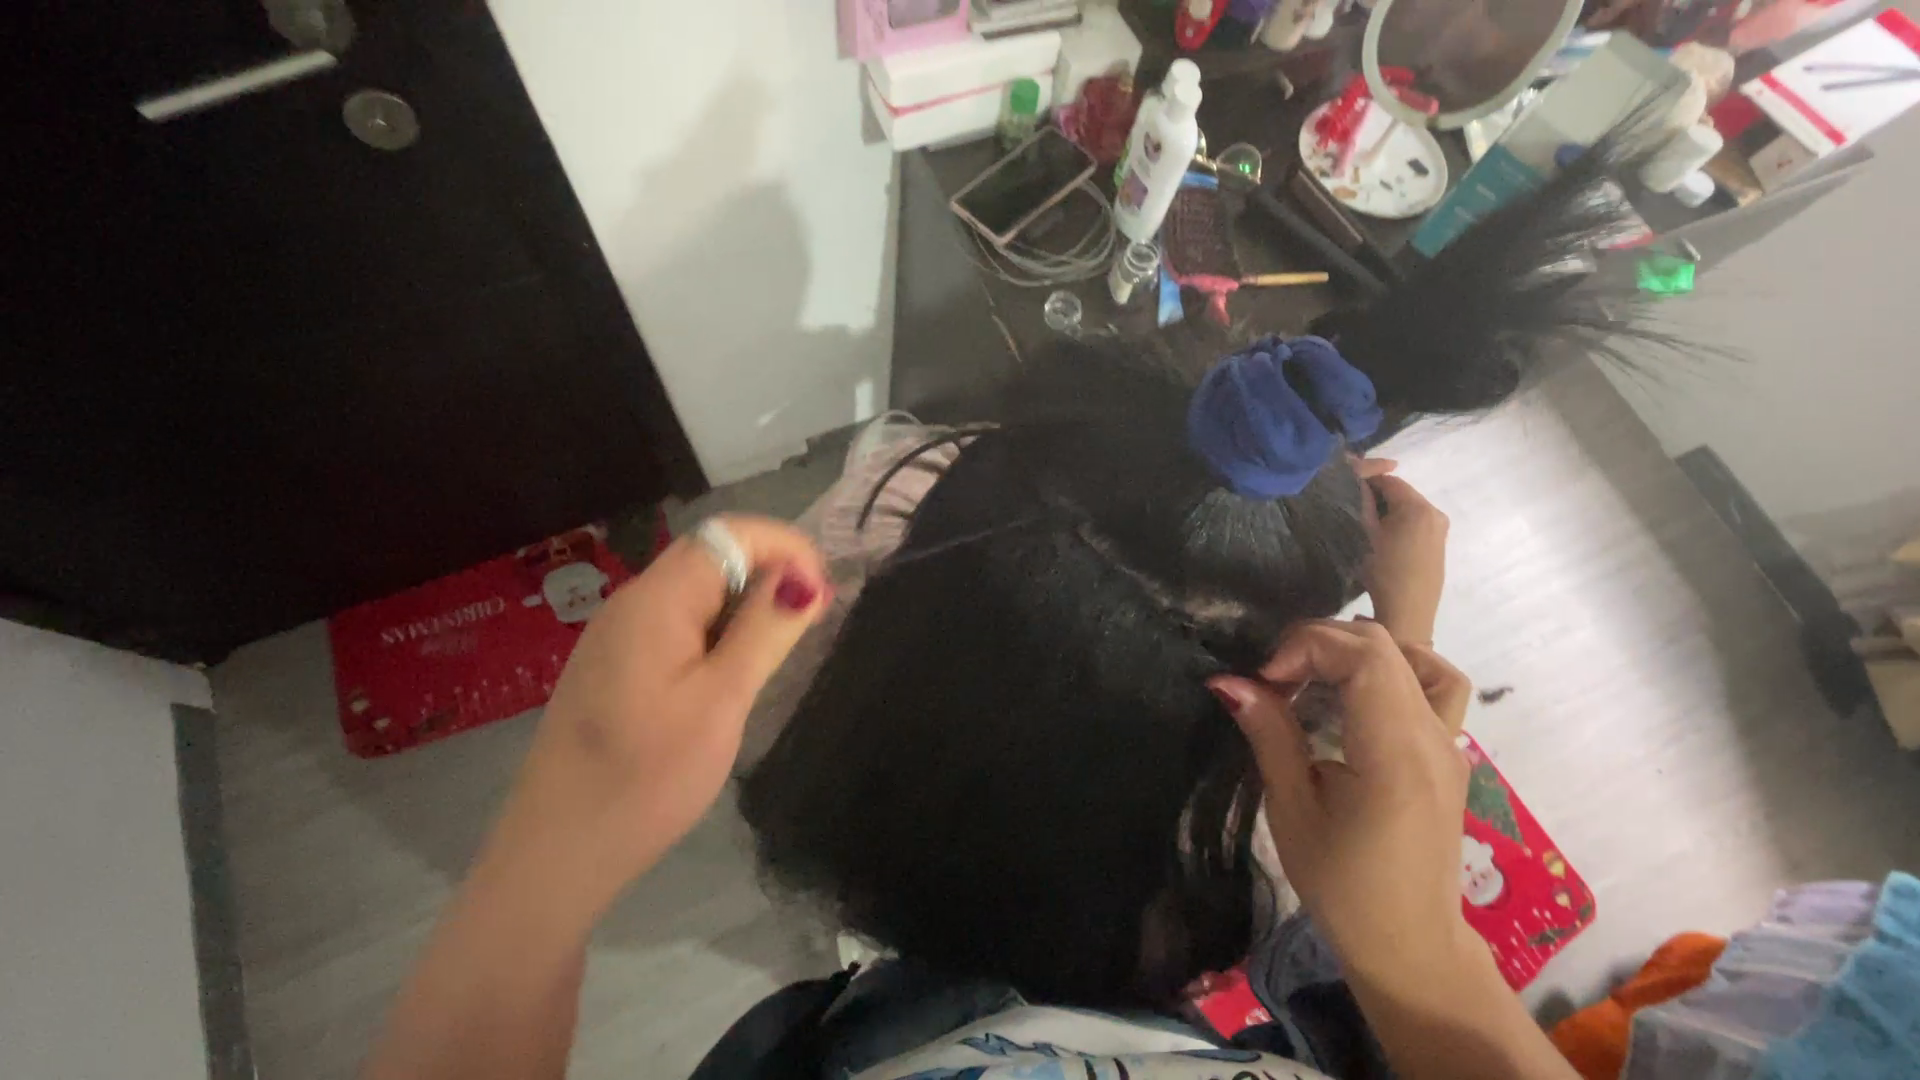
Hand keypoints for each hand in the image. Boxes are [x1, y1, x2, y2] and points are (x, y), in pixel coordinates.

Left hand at [488, 516, 830, 907]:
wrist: (558, 853)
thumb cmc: (647, 780)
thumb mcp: (721, 702)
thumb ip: (763, 631)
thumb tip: (806, 575)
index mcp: (655, 602)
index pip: (728, 534)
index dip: (785, 547)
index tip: (823, 593)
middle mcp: (631, 603)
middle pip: (710, 556)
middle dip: (769, 573)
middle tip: (810, 623)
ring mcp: (617, 634)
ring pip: (695, 590)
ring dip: (746, 604)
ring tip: (779, 650)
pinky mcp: (615, 665)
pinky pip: (676, 622)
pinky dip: (717, 630)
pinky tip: (731, 673)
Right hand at [1210, 620, 1472, 988]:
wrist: (1410, 941)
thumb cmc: (1342, 885)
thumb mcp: (1292, 809)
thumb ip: (1269, 734)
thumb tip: (1228, 681)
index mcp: (1395, 754)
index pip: (1365, 656)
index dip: (1308, 646)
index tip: (1266, 677)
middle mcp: (1433, 737)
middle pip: (1384, 647)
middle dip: (1319, 644)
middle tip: (1276, 678)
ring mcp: (1450, 742)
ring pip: (1414, 657)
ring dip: (1355, 651)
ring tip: (1313, 677)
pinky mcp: (1449, 750)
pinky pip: (1432, 684)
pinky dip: (1394, 667)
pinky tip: (1357, 691)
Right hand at [1359, 468, 1448, 644]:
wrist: (1408, 610)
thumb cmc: (1382, 570)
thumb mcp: (1364, 533)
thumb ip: (1363, 504)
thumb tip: (1359, 484)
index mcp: (1417, 507)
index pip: (1389, 480)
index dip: (1366, 483)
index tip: (1347, 495)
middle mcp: (1435, 512)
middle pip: (1402, 494)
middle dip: (1379, 498)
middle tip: (1356, 512)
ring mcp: (1440, 529)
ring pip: (1409, 509)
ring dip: (1390, 513)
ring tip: (1369, 530)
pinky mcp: (1439, 545)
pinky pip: (1417, 524)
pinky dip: (1401, 525)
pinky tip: (1386, 543)